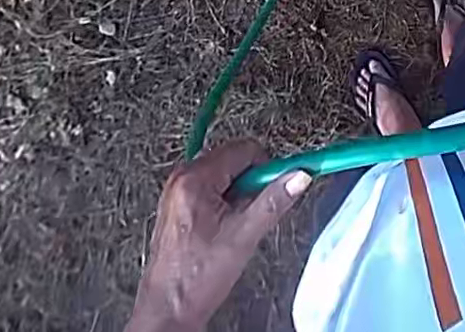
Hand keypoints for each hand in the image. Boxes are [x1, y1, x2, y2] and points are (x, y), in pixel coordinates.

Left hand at [125, 140, 311, 331]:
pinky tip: (223, 228)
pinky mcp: (178, 204)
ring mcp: (178, 192)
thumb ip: (274, 201)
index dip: (266, 168)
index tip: (277, 185)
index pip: (245, 149)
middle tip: (250, 212)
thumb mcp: (243, 238)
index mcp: (194, 180)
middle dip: (251, 182)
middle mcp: (182, 179)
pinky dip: (226, 201)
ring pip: (226, 174)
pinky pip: (213, 187)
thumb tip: (298, 176)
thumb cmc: (193, 283)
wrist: (165, 317)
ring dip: (239, 193)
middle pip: (235, 159)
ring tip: (234, 224)